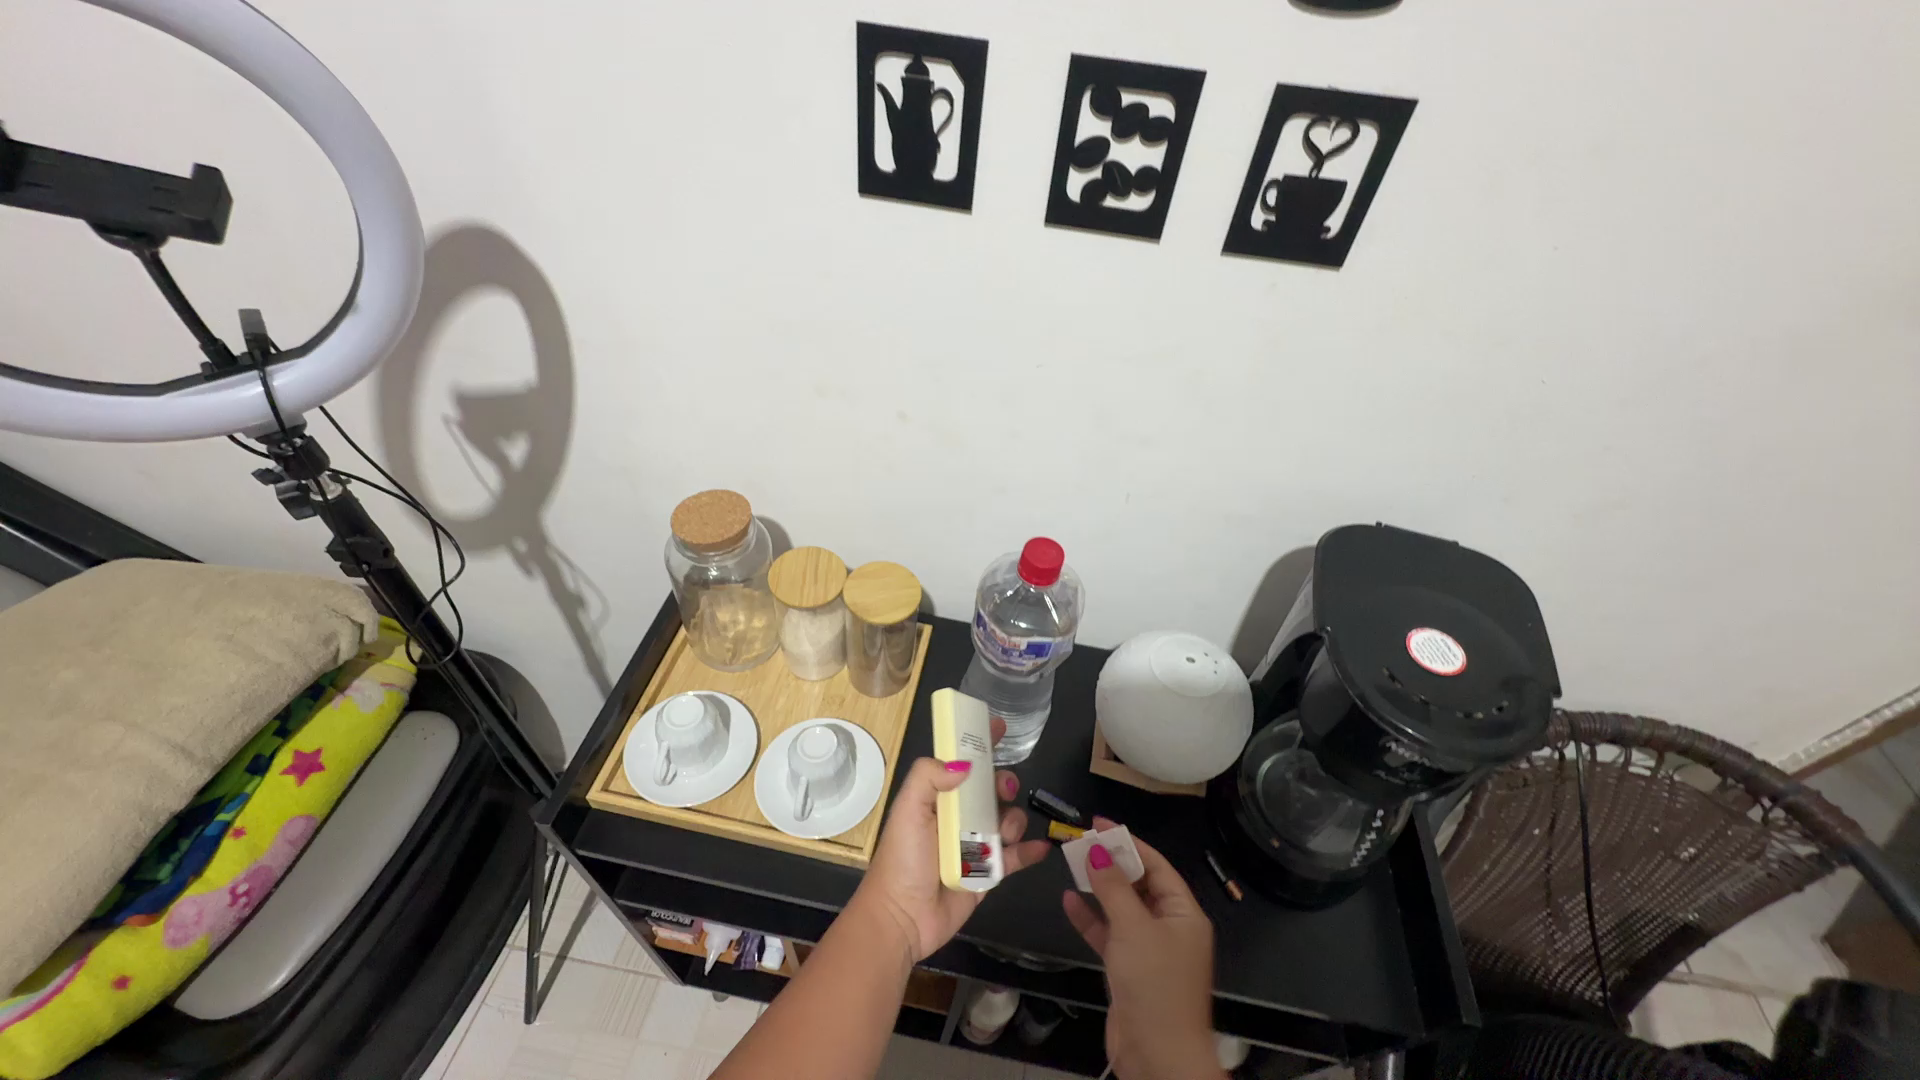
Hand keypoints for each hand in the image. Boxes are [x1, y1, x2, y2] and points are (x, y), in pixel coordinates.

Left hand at [849, 718, 1050, 963]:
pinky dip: (1030, 851)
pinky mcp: (989, 873)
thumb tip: (965, 763)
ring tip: (1002, 834)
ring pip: (1007, 819)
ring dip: (1013, 819)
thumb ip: (930, 776)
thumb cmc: (902, 860)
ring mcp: (975, 844)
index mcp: (938, 797)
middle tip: (1003, 790)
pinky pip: (1016, 857)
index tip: (999, 727)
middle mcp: (958, 816)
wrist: (902, 918)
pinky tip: (1041, 847)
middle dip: (1004, 782)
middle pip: (992, 788)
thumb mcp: (908, 809)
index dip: (980, 742)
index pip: (962, 762)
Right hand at [1063, 819, 1222, 1079]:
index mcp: (1184, 913)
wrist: (1157, 1055)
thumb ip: (1113, 888)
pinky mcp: (1129, 970)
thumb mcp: (1134, 928)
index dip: (1128, 843)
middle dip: (1111, 863)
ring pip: (1122, 908)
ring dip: (1099, 888)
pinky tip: (1069, 900)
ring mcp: (1149, 950)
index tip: (1099, 824)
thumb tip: (1097, 852)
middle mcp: (1170, 927)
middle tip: (1081, 841)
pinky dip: (1090, 919)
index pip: (1156, 865)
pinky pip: (1109, 934)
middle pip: (1139, 884)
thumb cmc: (1154, 983)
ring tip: (1072, 863)